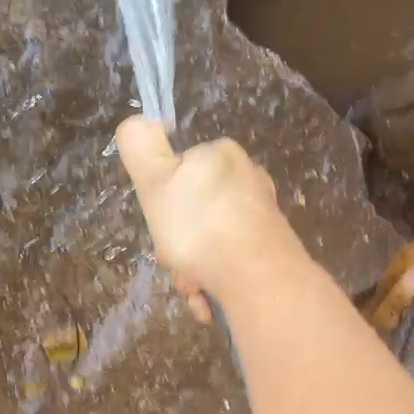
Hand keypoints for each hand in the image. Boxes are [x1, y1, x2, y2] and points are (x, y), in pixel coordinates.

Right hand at [115, 117, 307, 321]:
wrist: (260, 281)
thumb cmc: (199, 227)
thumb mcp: (154, 180)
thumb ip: (139, 146)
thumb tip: (140, 119)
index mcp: (220, 153)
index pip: (177, 169)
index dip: (162, 198)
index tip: (160, 221)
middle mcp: (246, 175)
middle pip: (194, 206)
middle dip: (178, 238)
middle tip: (174, 258)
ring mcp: (263, 211)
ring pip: (210, 236)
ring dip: (194, 263)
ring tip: (194, 285)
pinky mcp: (273, 244)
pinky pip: (231, 256)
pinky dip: (216, 275)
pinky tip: (209, 294)